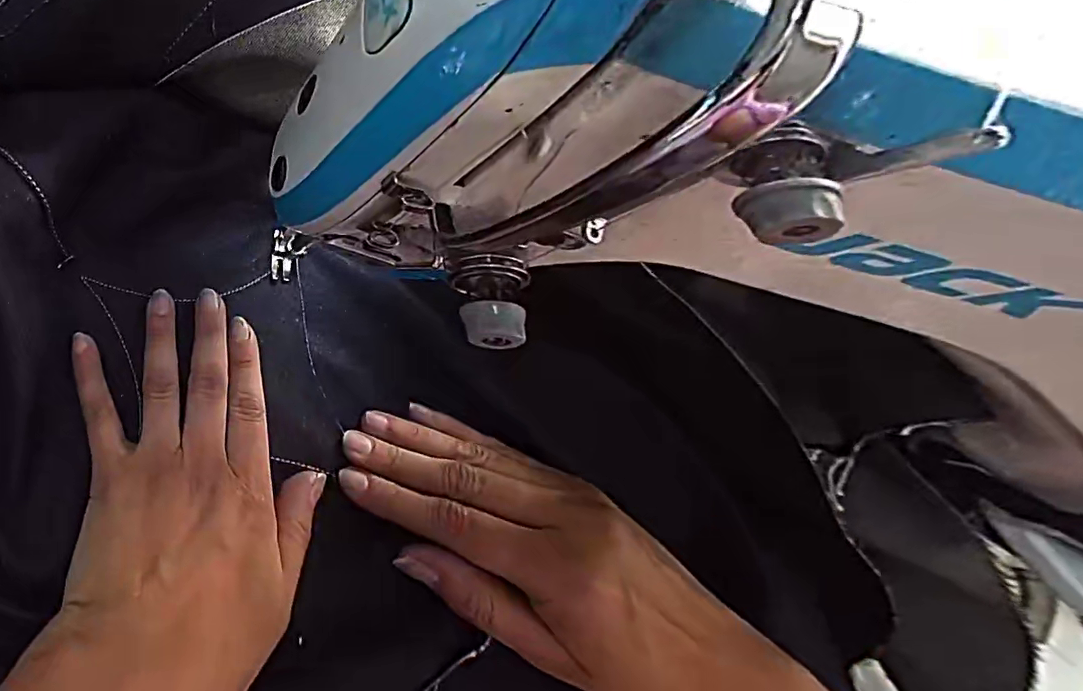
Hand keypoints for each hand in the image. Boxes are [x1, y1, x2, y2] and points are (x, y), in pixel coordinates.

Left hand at [3, 289, 327, 690]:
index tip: (243, 327)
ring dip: (159, 338)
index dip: (248, 361)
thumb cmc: (212, 639)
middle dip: (208, 334)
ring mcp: (153, 464)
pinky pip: (99, 417)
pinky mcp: (109, 478)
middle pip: (209, 383)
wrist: (132, 671)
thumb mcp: (278, 590)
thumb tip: (315, 474)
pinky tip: (84, 344)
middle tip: (207, 297)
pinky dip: (90, 377)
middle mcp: (201, 462)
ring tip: (160, 301)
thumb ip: (297, 524)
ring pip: (159, 385)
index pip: (251, 405)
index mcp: (244, 487)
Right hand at [338, 405, 821, 690]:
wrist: (727, 666)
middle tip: (355, 436)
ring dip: (425, 435)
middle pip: (464, 475)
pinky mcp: (578, 484)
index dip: (399, 497)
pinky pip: (510, 451)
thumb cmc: (636, 679)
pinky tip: (434, 417)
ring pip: (483, 454)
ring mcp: (571, 491)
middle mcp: (559, 512)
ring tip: (381, 420)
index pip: (456, 518)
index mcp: (553, 563)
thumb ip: (479, 599)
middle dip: (402, 456)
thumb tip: (411, 557)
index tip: (355, 477)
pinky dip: (466, 431)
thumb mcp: (555, 658)